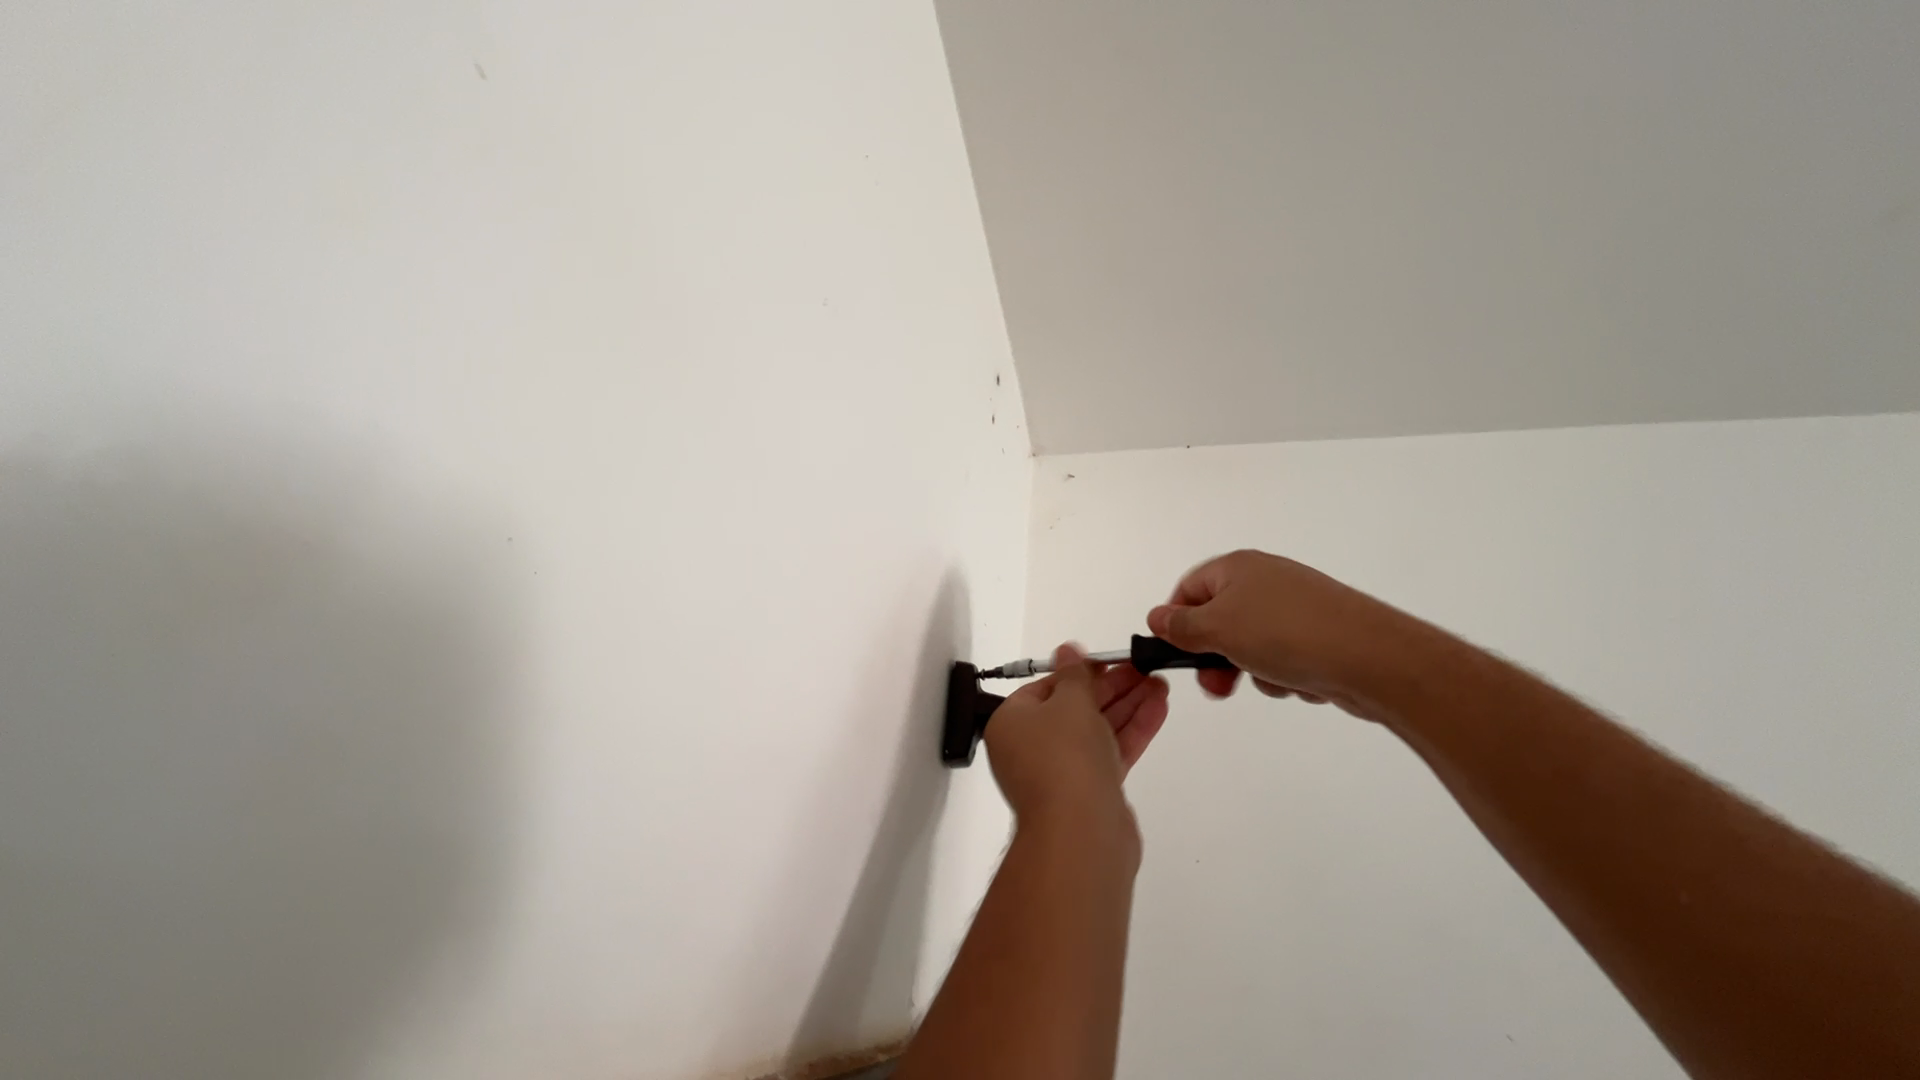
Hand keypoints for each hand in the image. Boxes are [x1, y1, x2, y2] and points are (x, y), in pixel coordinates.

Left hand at [983, 644, 1168, 825]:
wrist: (1080, 832)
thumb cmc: (1064, 756)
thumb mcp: (1069, 702)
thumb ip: (1075, 674)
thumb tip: (1066, 650)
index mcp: (1011, 723)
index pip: (1044, 688)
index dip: (1078, 672)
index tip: (1110, 661)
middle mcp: (1030, 748)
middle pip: (1073, 708)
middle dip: (1111, 688)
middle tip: (1144, 668)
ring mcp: (1061, 773)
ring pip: (1096, 731)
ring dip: (1128, 706)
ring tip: (1160, 683)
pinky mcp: (1089, 792)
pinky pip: (1109, 753)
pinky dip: (1132, 731)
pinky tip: (1159, 708)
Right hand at [1146, 550, 1424, 720]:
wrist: (1371, 657)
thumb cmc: (1283, 634)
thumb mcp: (1217, 629)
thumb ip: (1181, 626)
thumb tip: (1157, 617)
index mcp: (1237, 567)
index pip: (1189, 589)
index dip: (1177, 622)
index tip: (1178, 656)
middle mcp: (1266, 579)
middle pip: (1220, 619)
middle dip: (1216, 656)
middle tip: (1218, 685)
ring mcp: (1296, 606)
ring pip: (1251, 642)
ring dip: (1252, 668)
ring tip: (1272, 680)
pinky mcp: (1320, 632)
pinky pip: (1284, 655)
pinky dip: (1285, 672)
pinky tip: (1300, 682)